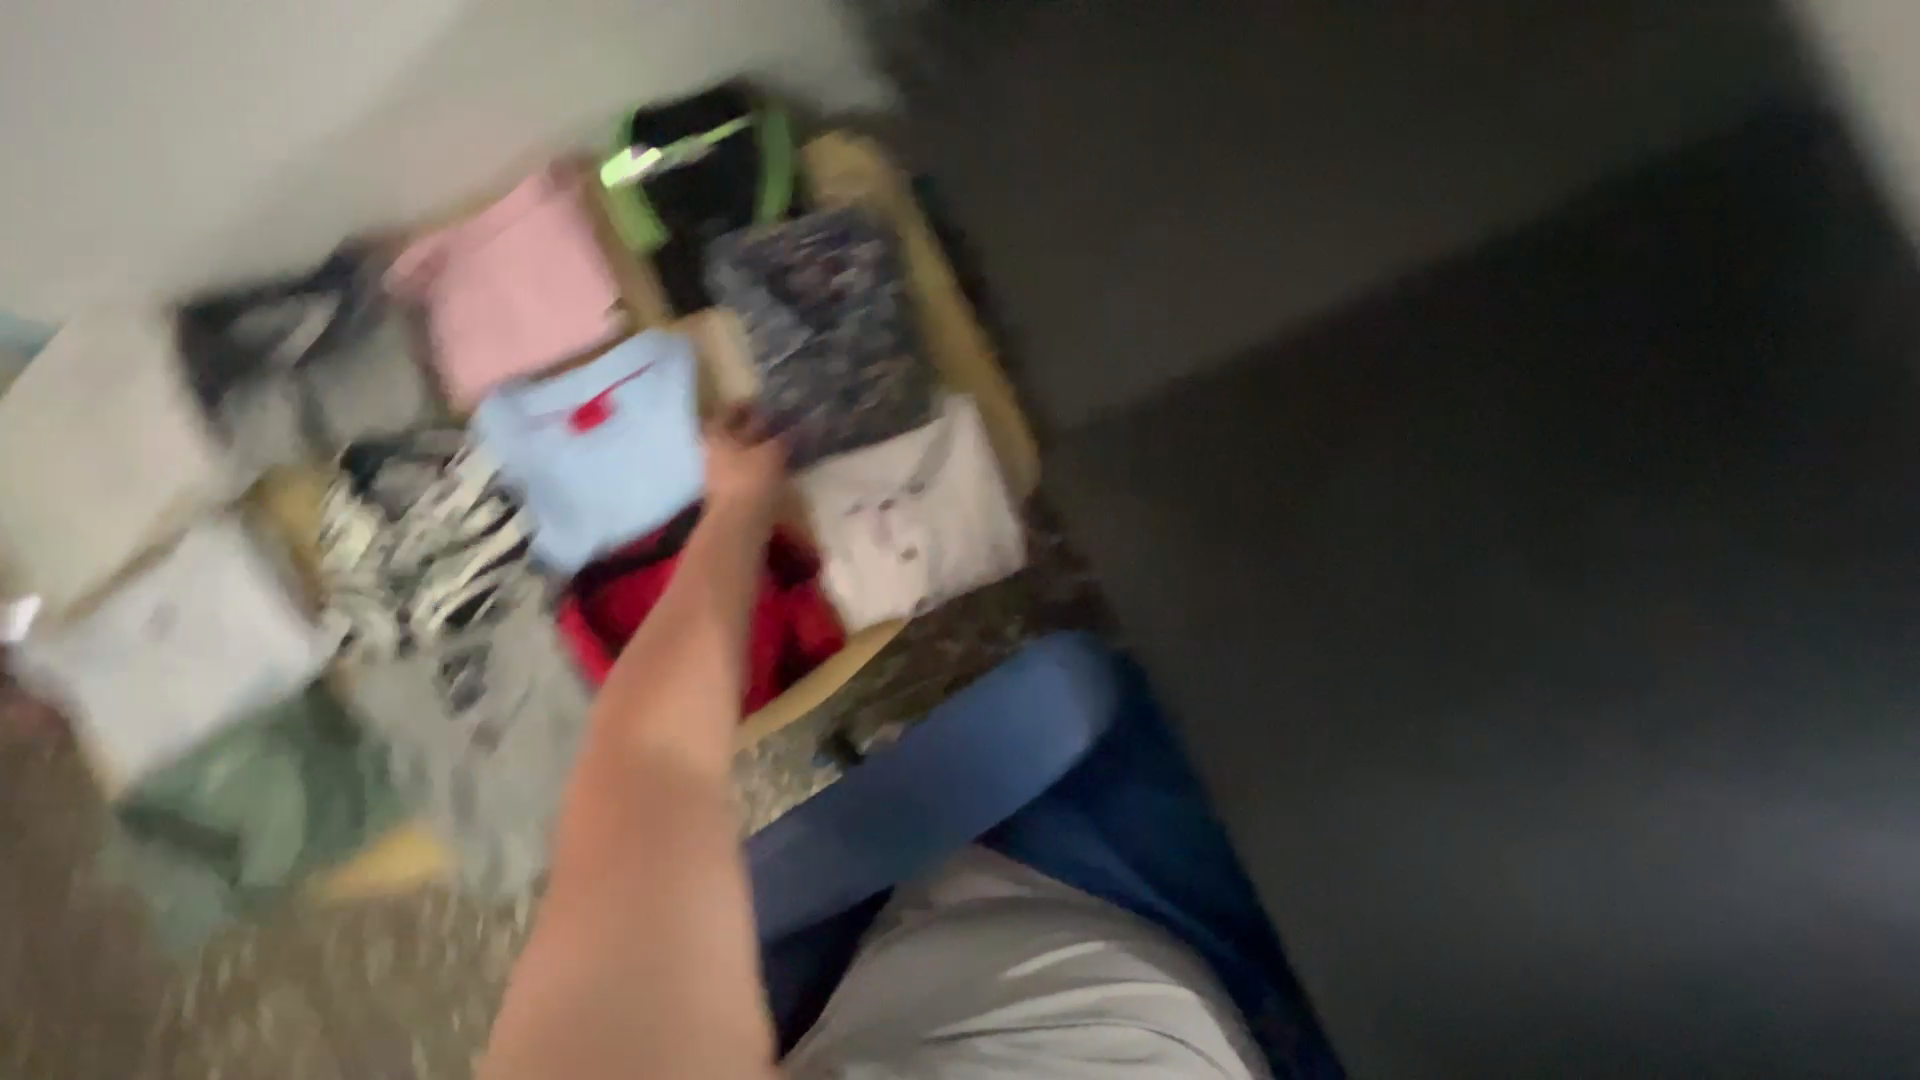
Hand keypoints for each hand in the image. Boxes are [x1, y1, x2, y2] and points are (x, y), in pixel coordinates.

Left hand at [703, 405, 786, 525]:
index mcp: (718, 436)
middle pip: (731, 435)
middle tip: (772, 422)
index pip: (727, 413)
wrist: (738, 525)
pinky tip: (775, 467)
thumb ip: (784, 438)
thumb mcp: (772, 453)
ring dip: (755, 449)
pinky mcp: (731, 496)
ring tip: (778, 444)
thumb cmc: (751, 480)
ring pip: (738, 455)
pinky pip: (745, 473)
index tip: (759, 402)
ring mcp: (720, 477)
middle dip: (750, 428)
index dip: (742, 406)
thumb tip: (799, 426)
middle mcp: (714, 453)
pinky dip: (758, 467)